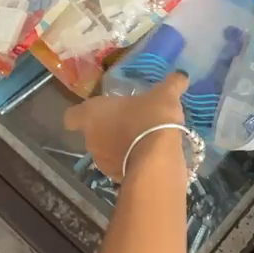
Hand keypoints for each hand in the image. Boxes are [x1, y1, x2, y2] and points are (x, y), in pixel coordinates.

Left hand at [62, 73, 186, 181]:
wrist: (157, 159)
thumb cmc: (150, 118)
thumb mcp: (165, 95)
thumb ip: (171, 84)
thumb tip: (181, 74)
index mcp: (92, 114)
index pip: (72, 116)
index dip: (81, 113)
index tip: (95, 111)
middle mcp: (91, 139)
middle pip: (92, 133)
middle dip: (107, 129)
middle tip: (128, 121)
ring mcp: (102, 162)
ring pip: (105, 151)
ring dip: (118, 147)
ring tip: (141, 140)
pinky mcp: (116, 178)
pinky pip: (120, 167)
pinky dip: (130, 162)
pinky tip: (148, 156)